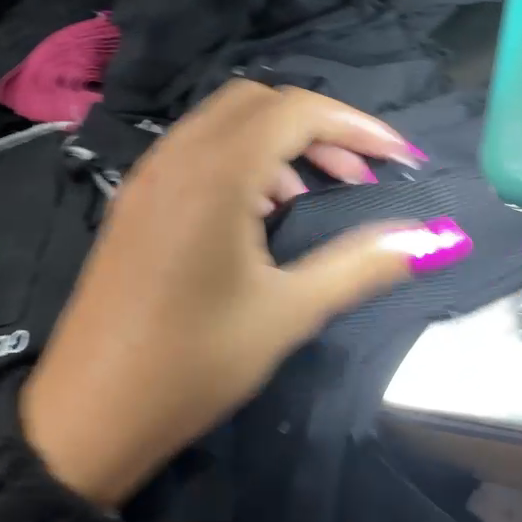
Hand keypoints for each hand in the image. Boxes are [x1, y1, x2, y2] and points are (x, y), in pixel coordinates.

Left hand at [21, 80, 469, 507]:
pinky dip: (239, 163)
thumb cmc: (192, 365)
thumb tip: (433, 239)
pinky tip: (257, 217)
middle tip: (358, 179)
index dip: (358, 127)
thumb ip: (362, 265)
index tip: (402, 161)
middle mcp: (175, 158)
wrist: (87, 418)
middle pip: (258, 103)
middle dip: (318, 128)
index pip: (297, 111)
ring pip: (223, 125)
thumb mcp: (287, 314)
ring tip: (309, 199)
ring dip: (277, 144)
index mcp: (215, 174)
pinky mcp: (133, 205)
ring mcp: (146, 179)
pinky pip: (194, 154)